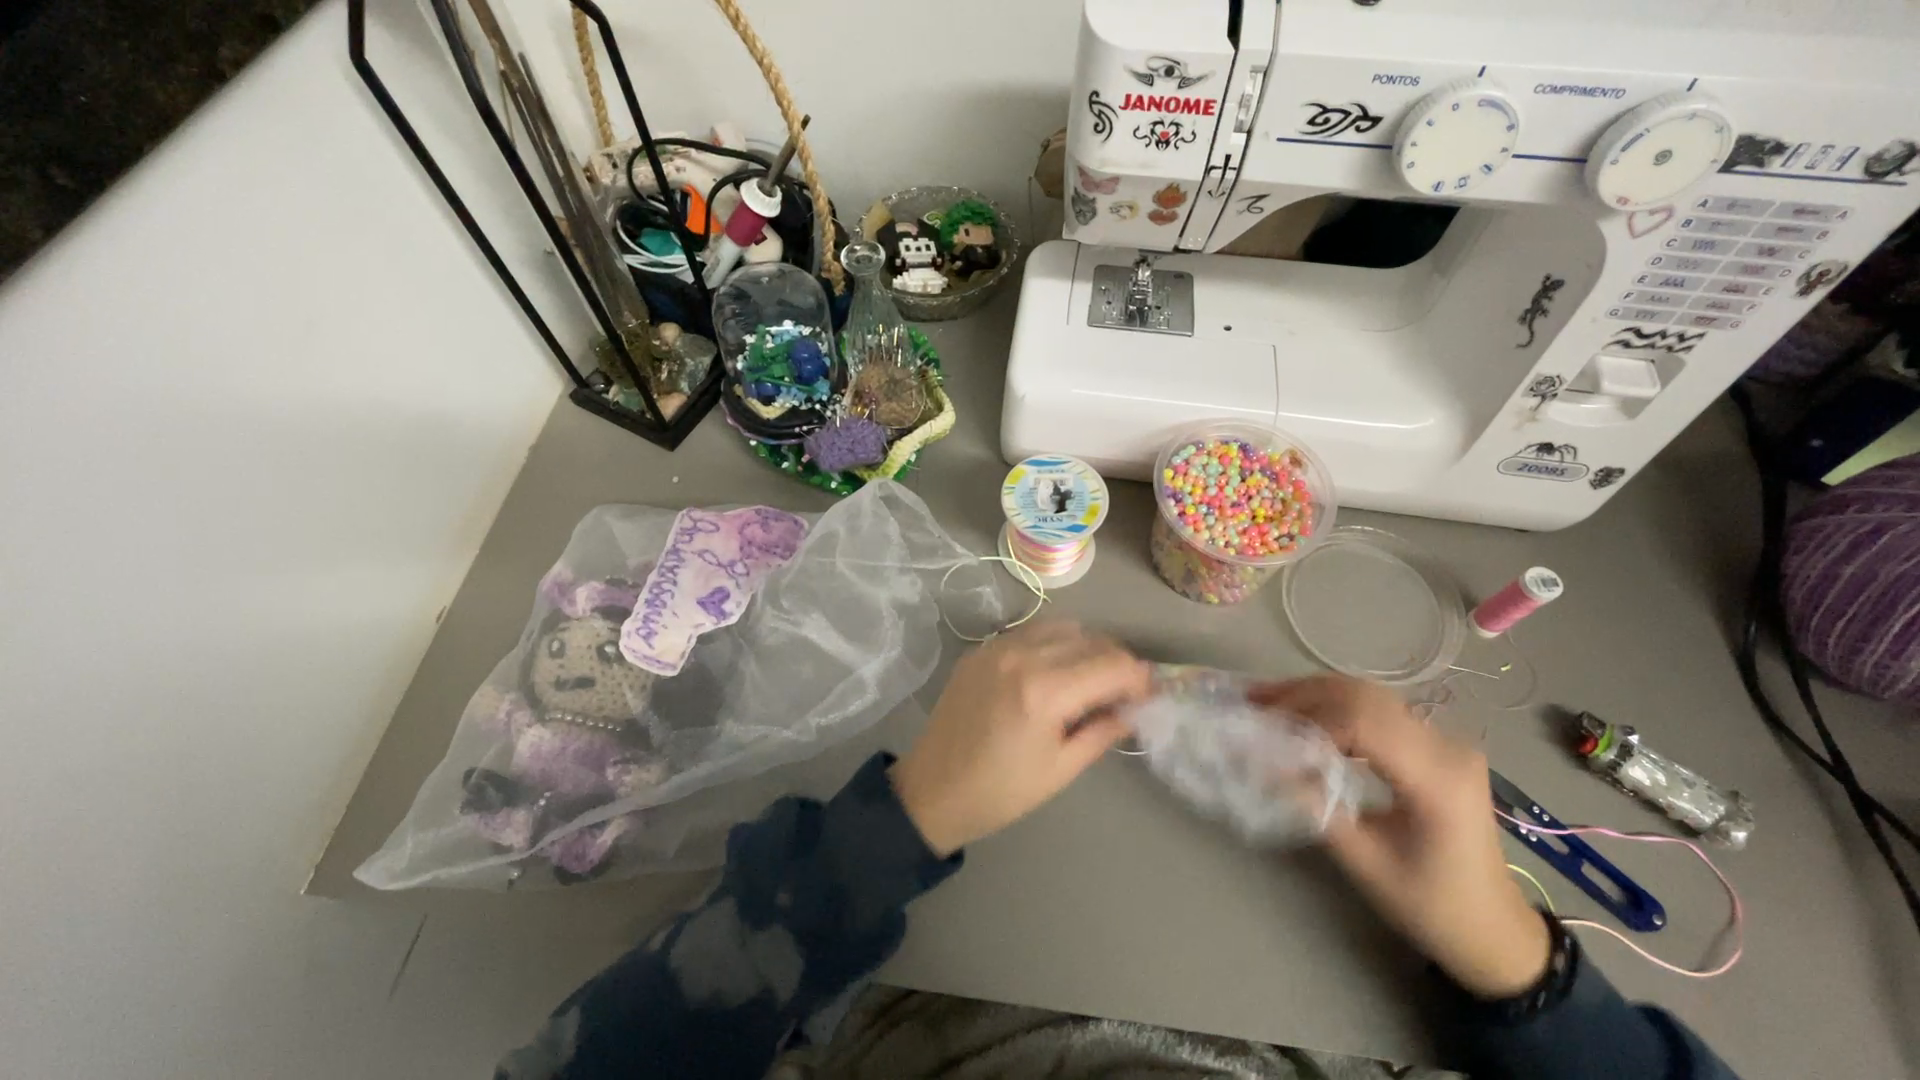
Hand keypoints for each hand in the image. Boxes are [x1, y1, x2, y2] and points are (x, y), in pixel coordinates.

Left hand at [890, 620, 1151, 856]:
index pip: (1112, 664)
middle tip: (1123, 693)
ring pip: (1062, 627)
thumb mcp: (1061, 769)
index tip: (1147, 697)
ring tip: (1090, 680)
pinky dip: (1053, 644)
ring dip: (1086, 647)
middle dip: (1116, 661)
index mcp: (1044, 690)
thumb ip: (1102, 731)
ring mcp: (996, 647)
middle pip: (1091, 639)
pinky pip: (1030, 632)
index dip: (1139, 678)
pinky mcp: (979, 649)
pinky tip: (1054, 673)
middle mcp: (1021, 656)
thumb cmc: (1000, 792)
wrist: (932, 791)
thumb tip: (1133, 709)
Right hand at [1254, 675, 1550, 998]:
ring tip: (1266, 702)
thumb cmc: (1431, 906)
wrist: (1493, 928)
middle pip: (1364, 697)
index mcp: (1438, 779)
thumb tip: (1263, 765)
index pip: (1364, 724)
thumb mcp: (1366, 864)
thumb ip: (1315, 807)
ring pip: (1369, 694)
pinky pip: (1379, 709)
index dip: (1308, 723)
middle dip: (1303, 697)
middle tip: (1252, 706)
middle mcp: (1447, 746)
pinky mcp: (1435, 744)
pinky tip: (1302, 713)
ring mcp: (1445, 740)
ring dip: (1315, 694)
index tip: (1264, 736)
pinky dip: (1335, 705)